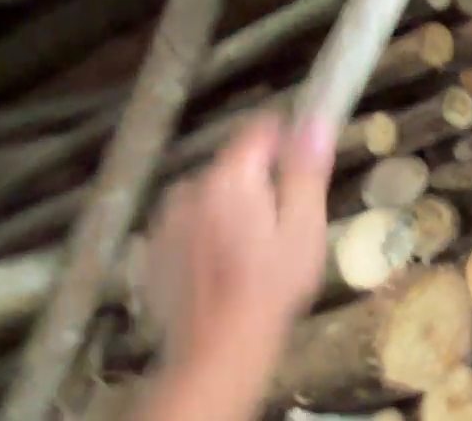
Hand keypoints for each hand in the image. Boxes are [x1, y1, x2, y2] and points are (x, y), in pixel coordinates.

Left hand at [141, 114, 334, 375]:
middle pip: (235, 162)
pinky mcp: (154, 251)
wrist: (218, 348)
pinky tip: (230, 254)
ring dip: (236, 199)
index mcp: (231, 180)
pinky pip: (191, 219)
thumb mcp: (306, 222)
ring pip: (212, 191)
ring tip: (261, 235)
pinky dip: (211, 225)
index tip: (309, 153)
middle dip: (264, 174)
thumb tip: (317, 123)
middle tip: (291, 208)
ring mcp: (166, 223)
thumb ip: (306, 170)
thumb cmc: (274, 282)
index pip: (260, 129)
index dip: (290, 133)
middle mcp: (190, 193)